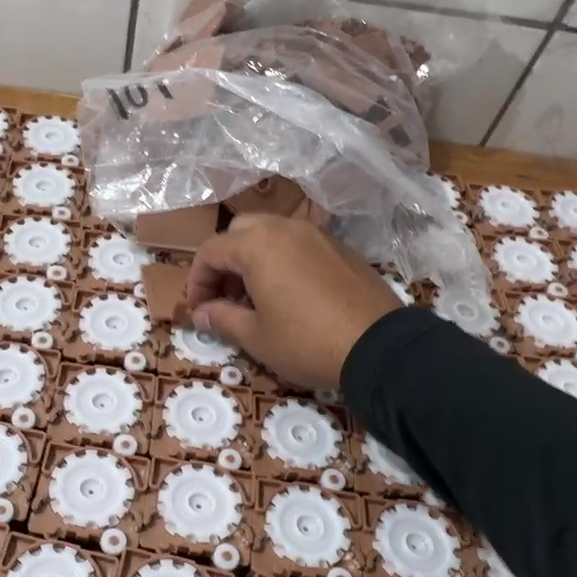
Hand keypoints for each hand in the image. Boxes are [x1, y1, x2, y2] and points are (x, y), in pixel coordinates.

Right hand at [187, 214, 403, 390]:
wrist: (379, 347)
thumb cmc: (307, 342)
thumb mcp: (256, 337)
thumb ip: (221, 318)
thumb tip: (201, 313)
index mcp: (257, 245)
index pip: (210, 251)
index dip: (197, 281)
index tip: (198, 310)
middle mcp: (286, 228)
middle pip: (240, 232)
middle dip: (224, 262)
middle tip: (224, 298)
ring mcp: (318, 235)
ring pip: (272, 234)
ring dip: (253, 259)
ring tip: (255, 298)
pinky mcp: (341, 249)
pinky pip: (300, 245)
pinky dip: (283, 261)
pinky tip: (290, 295)